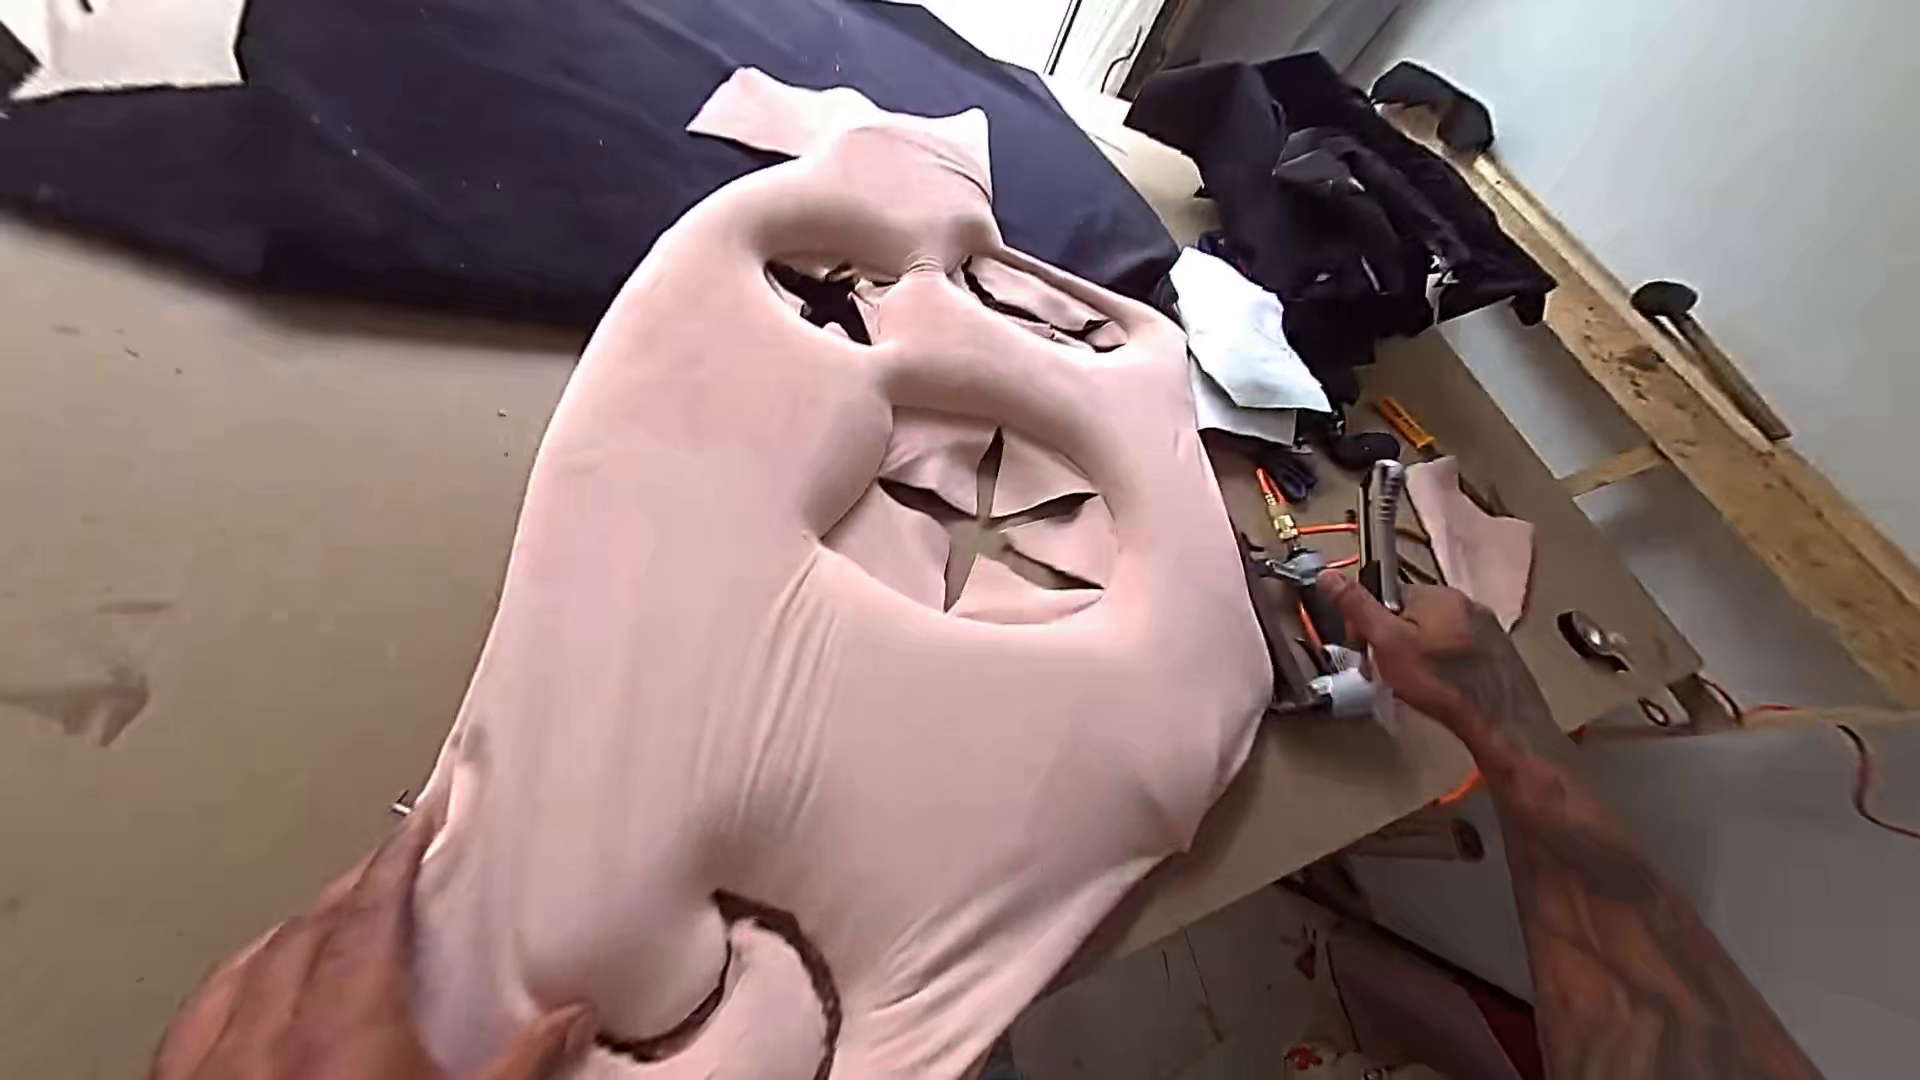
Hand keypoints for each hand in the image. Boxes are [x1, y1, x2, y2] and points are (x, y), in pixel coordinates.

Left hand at [151, 814, 593, 1079]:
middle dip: (353, 885)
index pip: (369, 917)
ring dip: (291, 930)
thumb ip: (526, 1059)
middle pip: (306, 932)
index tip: (419, 822)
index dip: (395, 860)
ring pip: (238, 975)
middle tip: (392, 859)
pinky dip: (231, 987)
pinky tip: (249, 991)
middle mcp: (261, 1050)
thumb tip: (578, 1016)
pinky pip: (187, 1030)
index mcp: (340, 1033)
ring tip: (327, 911)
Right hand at [1319, 574, 1554, 749]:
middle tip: (1384, 668)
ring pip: (1431, 631)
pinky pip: (1454, 647)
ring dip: (1413, 651)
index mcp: (1438, 594)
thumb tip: (1327, 573)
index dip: (1366, 621)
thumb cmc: (1439, 680)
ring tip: (1409, 681)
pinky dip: (1439, 662)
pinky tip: (1437, 684)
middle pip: (1408, 612)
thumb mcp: (1386, 641)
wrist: (1503, 725)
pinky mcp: (1499, 652)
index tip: (1364, 648)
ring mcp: (1487, 628)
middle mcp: (1466, 603)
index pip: (1385, 594)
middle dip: (1390, 638)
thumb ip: (1356, 606)